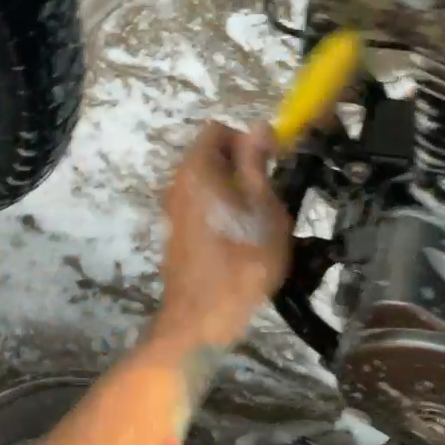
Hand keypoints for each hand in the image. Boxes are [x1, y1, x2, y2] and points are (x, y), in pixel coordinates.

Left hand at [154, 122, 292, 350]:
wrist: (204, 318)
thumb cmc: (242, 261)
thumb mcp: (263, 207)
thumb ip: (257, 163)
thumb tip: (258, 125)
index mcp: (196, 170)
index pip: (217, 130)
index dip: (246, 140)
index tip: (271, 165)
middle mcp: (177, 183)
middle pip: (210, 155)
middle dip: (241, 166)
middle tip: (269, 196)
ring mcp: (173, 208)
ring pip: (207, 182)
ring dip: (233, 190)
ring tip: (258, 220)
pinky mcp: (176, 231)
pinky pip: (201, 204)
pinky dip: (221, 209)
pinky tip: (240, 239)